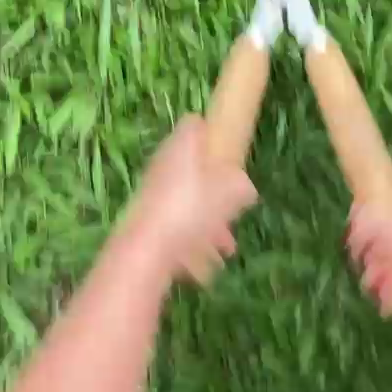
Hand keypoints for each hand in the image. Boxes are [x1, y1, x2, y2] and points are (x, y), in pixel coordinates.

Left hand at [120, 116, 257, 284]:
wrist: (147, 245)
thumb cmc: (192, 208)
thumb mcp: (230, 193)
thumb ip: (241, 187)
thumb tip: (244, 187)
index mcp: (182, 145)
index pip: (195, 123)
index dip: (213, 133)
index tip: (229, 153)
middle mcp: (165, 162)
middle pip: (194, 166)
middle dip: (217, 191)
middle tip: (233, 210)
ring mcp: (154, 189)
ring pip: (187, 200)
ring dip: (208, 223)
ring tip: (225, 248)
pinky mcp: (147, 215)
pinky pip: (175, 224)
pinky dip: (191, 242)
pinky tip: (204, 268)